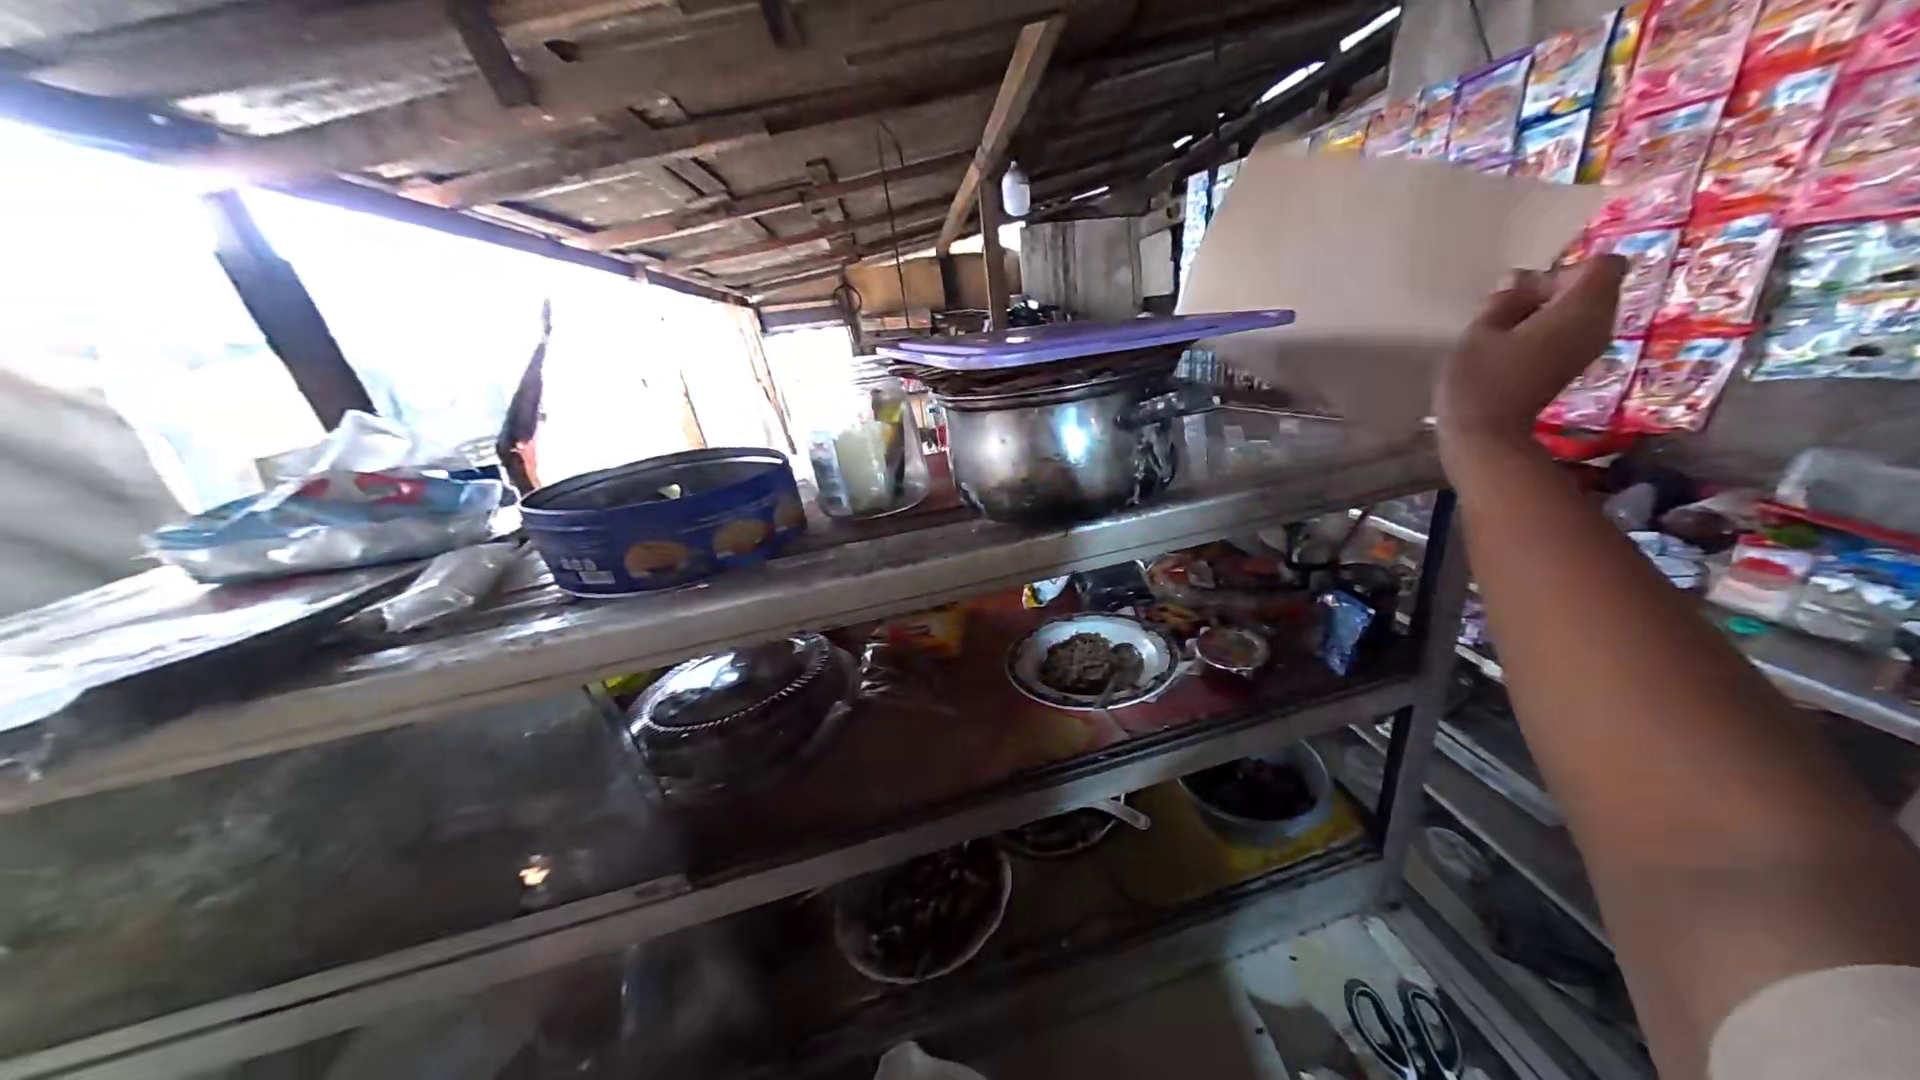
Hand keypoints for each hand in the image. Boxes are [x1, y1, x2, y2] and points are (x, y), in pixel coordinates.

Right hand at [1434, 255, 1627, 448]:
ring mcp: (1589, 348)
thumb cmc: (1479, 381)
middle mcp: (1598, 325)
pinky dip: (1549, 331)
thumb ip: (1503, 301)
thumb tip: (1517, 280)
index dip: (1563, 269)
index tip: (1525, 291)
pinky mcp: (1573, 366)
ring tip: (1506, 329)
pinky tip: (1514, 347)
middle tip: (1508, 310)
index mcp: (1581, 309)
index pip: (1601, 265)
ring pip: (1583, 310)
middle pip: (1595, 287)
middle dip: (1555, 289)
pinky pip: (1573, 332)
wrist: (1486, 436)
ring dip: (1549, 311)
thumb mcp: (1479, 333)